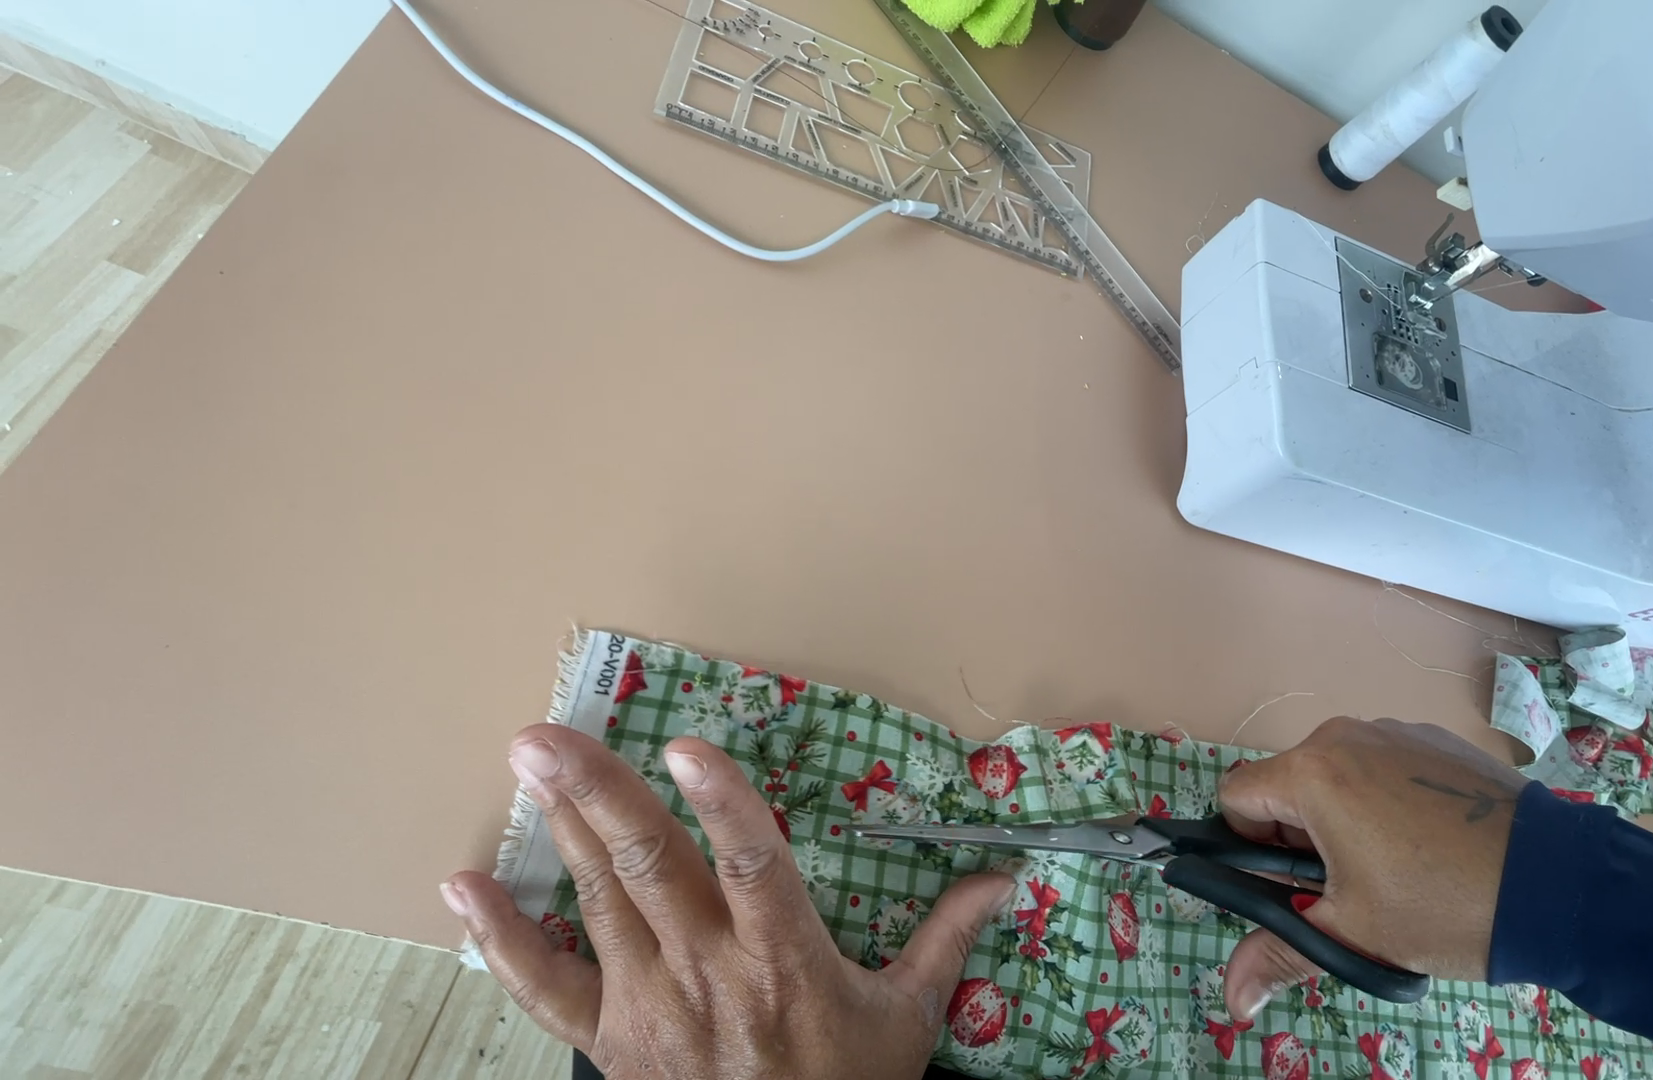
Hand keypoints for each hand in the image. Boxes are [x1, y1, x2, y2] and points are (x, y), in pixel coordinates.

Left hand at [441, 726, 1014, 1078]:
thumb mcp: (910, 1017)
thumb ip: (948, 936)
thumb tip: (1004, 877)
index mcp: (784, 961)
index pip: (753, 866)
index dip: (721, 803)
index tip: (686, 744)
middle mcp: (707, 973)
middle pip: (650, 870)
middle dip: (599, 793)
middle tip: (549, 734)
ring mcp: (646, 1007)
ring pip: (597, 902)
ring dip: (560, 827)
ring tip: (528, 762)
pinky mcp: (605, 1041)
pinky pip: (540, 988)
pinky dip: (498, 937)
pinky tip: (462, 886)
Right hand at [1216, 717, 1523, 1018]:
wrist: (1567, 887)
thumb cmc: (1445, 907)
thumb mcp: (1356, 935)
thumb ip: (1281, 956)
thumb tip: (1233, 1004)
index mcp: (1311, 772)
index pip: (1236, 796)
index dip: (1249, 844)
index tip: (1294, 881)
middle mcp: (1340, 735)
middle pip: (1286, 785)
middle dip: (1299, 834)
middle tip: (1347, 883)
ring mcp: (1389, 731)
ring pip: (1332, 774)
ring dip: (1340, 814)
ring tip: (1395, 864)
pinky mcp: (1431, 737)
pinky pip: (1379, 763)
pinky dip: (1383, 796)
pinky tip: (1430, 838)